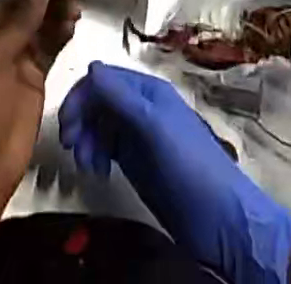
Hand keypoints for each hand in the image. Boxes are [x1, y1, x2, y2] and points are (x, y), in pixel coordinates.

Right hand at [59, 62, 290, 283]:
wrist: (223, 223)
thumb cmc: (191, 166)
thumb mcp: (154, 126)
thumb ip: (121, 95)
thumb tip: (90, 66)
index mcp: (147, 91)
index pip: (102, 80)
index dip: (80, 97)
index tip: (66, 123)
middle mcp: (140, 107)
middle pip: (97, 102)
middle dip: (80, 120)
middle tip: (70, 146)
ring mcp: (137, 134)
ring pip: (98, 124)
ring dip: (85, 140)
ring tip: (86, 165)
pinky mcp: (135, 160)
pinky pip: (104, 146)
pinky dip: (94, 155)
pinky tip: (96, 172)